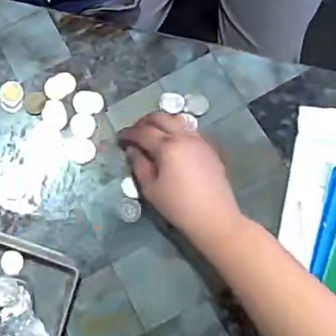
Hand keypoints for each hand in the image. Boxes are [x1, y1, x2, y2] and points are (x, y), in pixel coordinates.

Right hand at [118, 112, 244, 244]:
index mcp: (167, 146)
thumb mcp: (150, 189)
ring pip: (177, 120)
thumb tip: (132, 150)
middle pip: (160, 118)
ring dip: (161, 123)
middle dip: (143, 122)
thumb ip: (139, 165)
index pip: (142, 132)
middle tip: (135, 134)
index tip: (120, 139)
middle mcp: (183, 137)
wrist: (215, 218)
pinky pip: (190, 129)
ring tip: (153, 135)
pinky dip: (177, 129)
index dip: (128, 134)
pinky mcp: (209, 147)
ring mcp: (199, 140)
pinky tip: (173, 143)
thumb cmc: (178, 206)